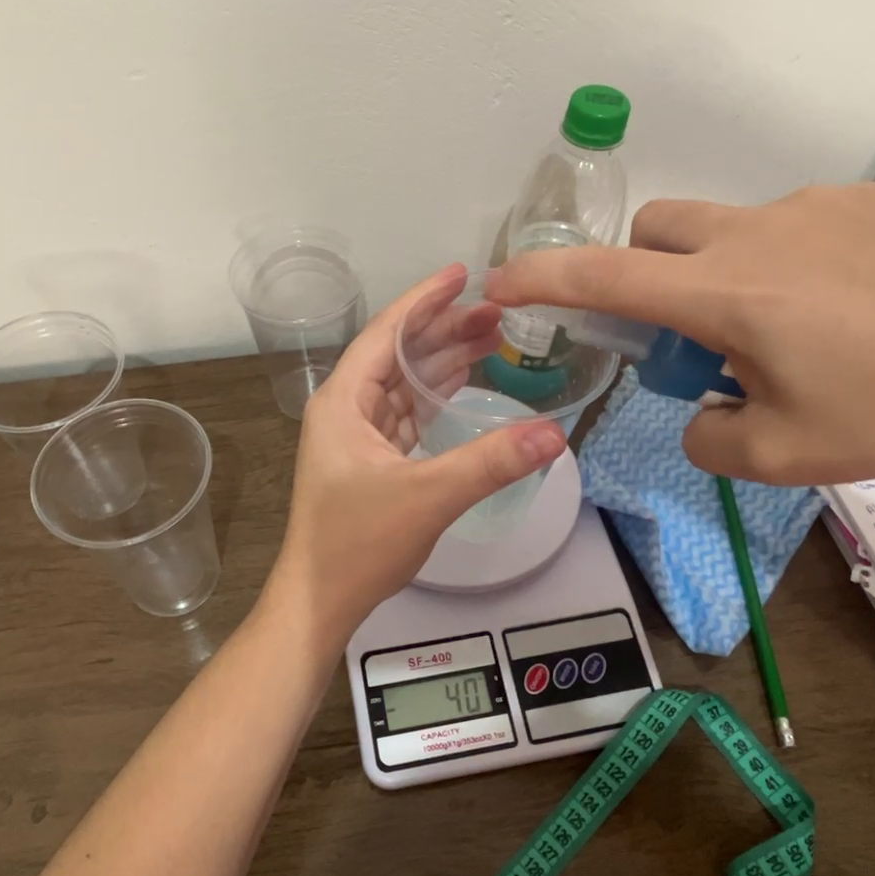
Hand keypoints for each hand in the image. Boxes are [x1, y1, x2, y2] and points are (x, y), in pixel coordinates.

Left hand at [267, 265, 565, 644]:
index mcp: (343, 401)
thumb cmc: (358, 544)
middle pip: (399, 355)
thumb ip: (490, 462)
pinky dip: (436, 400)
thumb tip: (553, 433)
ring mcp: (356, 438)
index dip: (425, 300)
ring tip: (493, 342)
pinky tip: (465, 391)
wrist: (320, 601)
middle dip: (446, 331)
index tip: (464, 274)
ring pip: (404, 385)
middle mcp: (345, 410)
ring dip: (443, 364)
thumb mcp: (429, 497)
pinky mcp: (370, 464)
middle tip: (499, 315)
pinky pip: (407, 416)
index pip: (387, 333)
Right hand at [486, 183, 874, 484]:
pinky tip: (852, 312)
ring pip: (728, 230)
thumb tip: (703, 414)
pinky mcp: (873, 201)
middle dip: (642, 272)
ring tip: (795, 336)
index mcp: (730, 294)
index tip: (500, 283)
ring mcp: (820, 206)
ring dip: (721, 276)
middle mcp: (761, 233)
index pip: (606, 275)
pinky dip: (783, 265)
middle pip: (657, 228)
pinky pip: (793, 225)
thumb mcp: (788, 456)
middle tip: (689, 336)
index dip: (542, 277)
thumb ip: (712, 438)